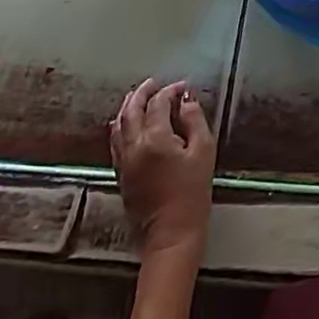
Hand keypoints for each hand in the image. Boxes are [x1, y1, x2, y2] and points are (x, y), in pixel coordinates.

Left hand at [110, 77, 215, 256]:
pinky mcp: (120, 174)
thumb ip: (195, 121)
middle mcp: (133, 146)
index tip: (184, 88)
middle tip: (154, 83)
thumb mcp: (203, 152)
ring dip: (129, 107)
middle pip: (132, 110)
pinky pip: (115, 141)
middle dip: (143, 93)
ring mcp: (123, 161)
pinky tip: (124, 123)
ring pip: (119, 125)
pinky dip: (120, 126)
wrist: (171, 234)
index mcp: (155, 138)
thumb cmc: (193, 193)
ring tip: (138, 97)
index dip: (170, 91)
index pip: (158, 104)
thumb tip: (187, 100)